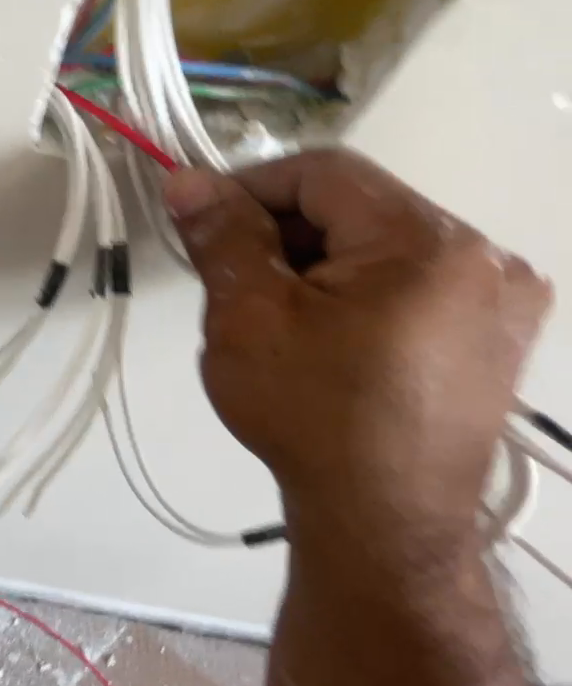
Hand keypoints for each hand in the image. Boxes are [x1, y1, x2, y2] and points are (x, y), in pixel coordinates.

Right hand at [164, 149, 551, 546]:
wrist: (381, 512)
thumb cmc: (309, 408)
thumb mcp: (247, 315)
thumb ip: (222, 237)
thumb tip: (186, 179)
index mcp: (429, 243)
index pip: (325, 173)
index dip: (248, 186)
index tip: (197, 223)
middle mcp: (484, 257)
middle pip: (356, 208)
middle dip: (279, 232)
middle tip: (227, 281)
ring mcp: (499, 299)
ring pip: (378, 246)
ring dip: (311, 263)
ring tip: (270, 317)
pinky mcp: (492, 334)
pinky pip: (407, 282)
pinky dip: (350, 291)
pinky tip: (319, 336)